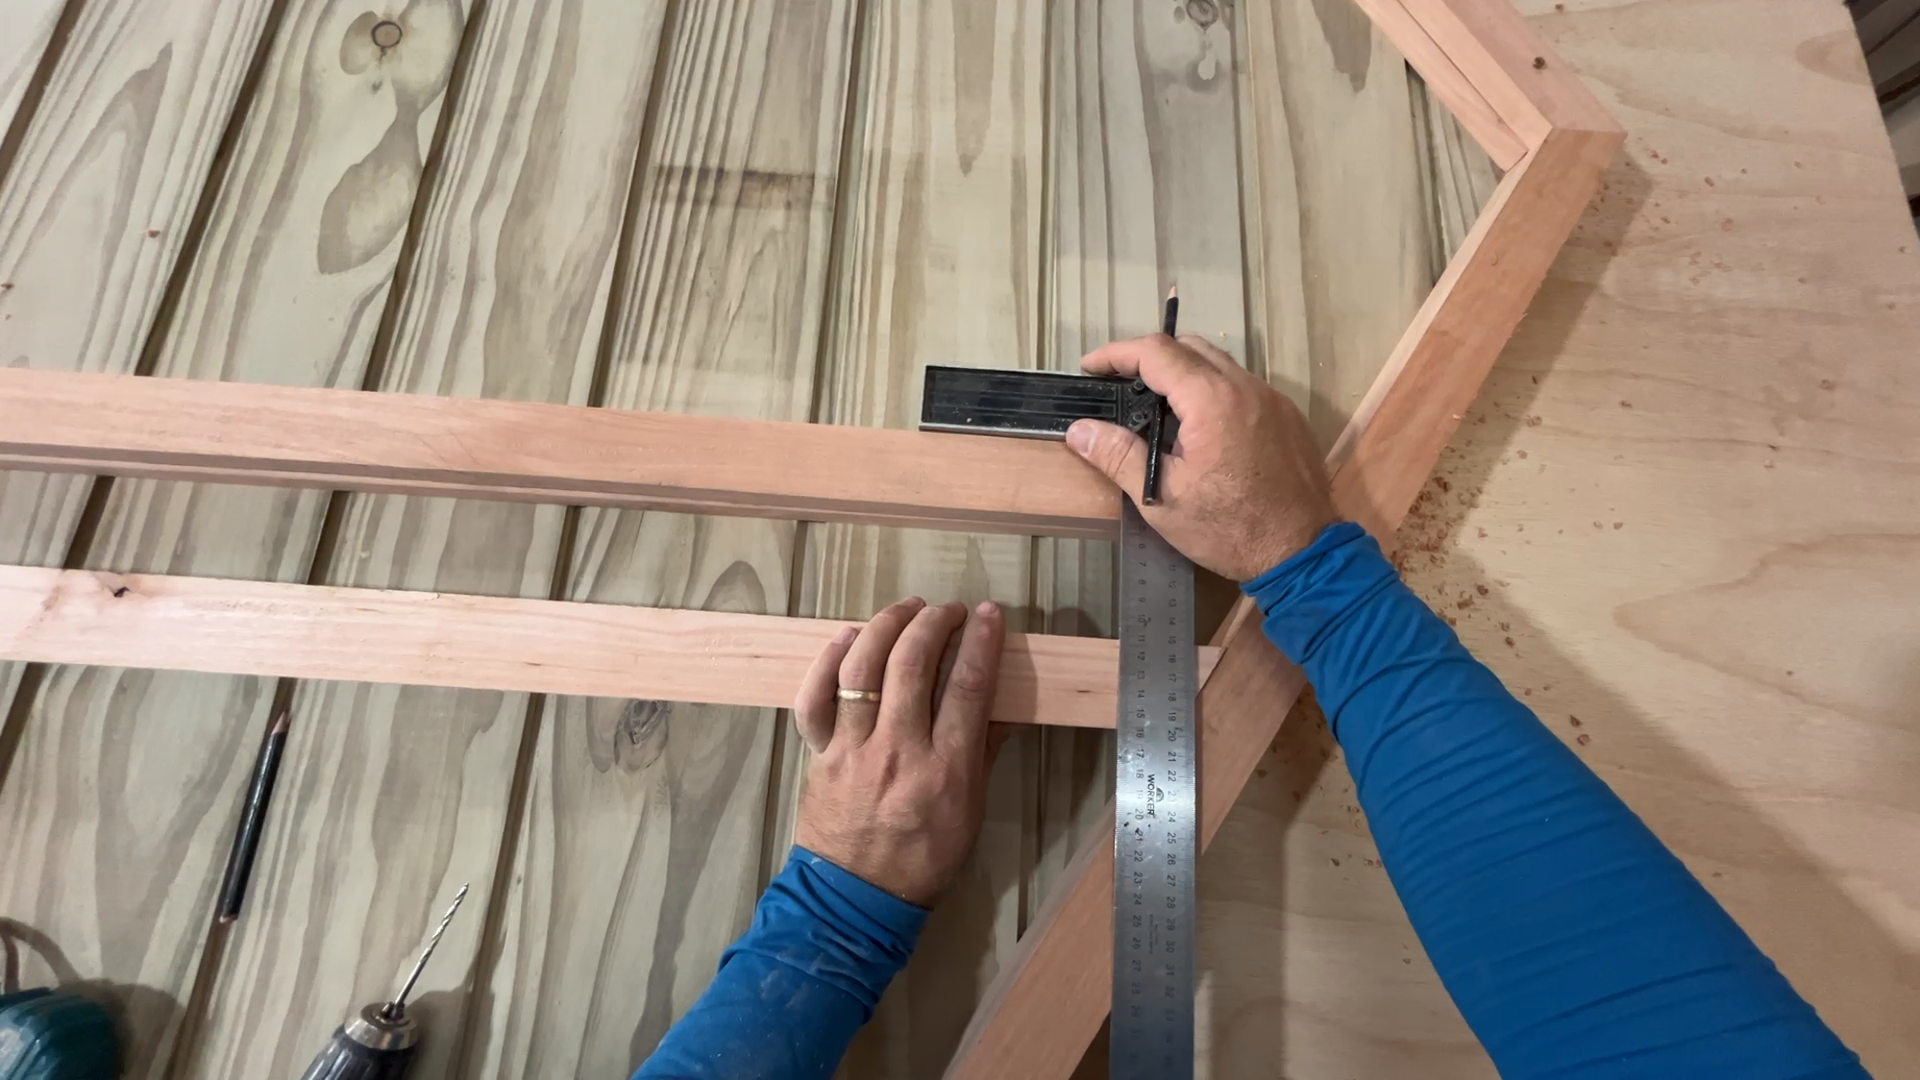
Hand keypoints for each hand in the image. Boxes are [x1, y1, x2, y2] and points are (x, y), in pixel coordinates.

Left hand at [791, 597, 1008, 905]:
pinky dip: (827, 660)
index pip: (967, 688)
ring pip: (863, 668)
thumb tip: (1000, 701)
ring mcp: (852, 749)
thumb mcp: (971, 810)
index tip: (989, 613)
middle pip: (912, 664)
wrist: (855, 899)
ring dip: (887, 626)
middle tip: (949, 610)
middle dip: (934, 623)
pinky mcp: (819, 752)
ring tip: (908, 608)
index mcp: (944, 770)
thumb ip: (983, 751)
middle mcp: (897, 750)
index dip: (982, 642)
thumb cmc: (925, 857)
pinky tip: (848, 635)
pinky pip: (815, 697)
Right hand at [1065, 334, 1338, 581]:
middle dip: (1148, 357)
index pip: (1157, 352)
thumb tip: (1079, 430)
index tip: (1090, 366)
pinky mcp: (1286, 416)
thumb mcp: (1161, 496)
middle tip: (1118, 383)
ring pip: (1218, 364)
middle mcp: (1245, 386)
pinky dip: (1210, 390)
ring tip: (1153, 405)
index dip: (1117, 353)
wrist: (1302, 553)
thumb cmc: (1227, 528)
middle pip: (1189, 347)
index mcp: (1212, 400)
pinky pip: (1241, 386)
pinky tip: (1196, 427)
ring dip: (1181, 373)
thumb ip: (1118, 455)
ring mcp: (1271, 399)